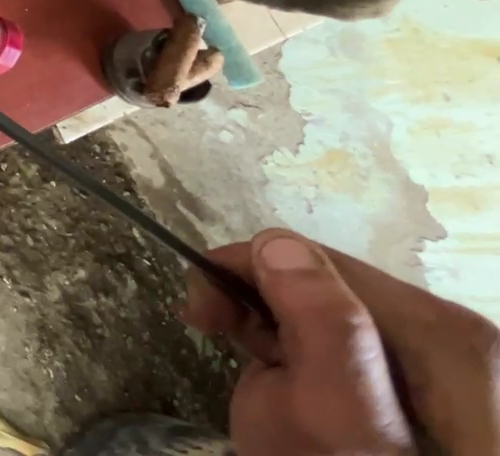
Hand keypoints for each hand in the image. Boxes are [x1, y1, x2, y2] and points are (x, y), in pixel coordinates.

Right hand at [185, 229, 499, 455]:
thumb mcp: (330, 417)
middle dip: (256, 295)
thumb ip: (323, 330)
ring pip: (327, 291)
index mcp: (451, 338)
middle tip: (217, 335)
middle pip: (324, 274)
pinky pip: (343, 316)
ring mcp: (447, 353)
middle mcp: (460, 335)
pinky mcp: (426, 366)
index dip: (242, 273)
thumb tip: (277, 244)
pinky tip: (289, 363)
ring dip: (272, 314)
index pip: (315, 260)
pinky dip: (298, 332)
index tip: (203, 318)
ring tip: (257, 358)